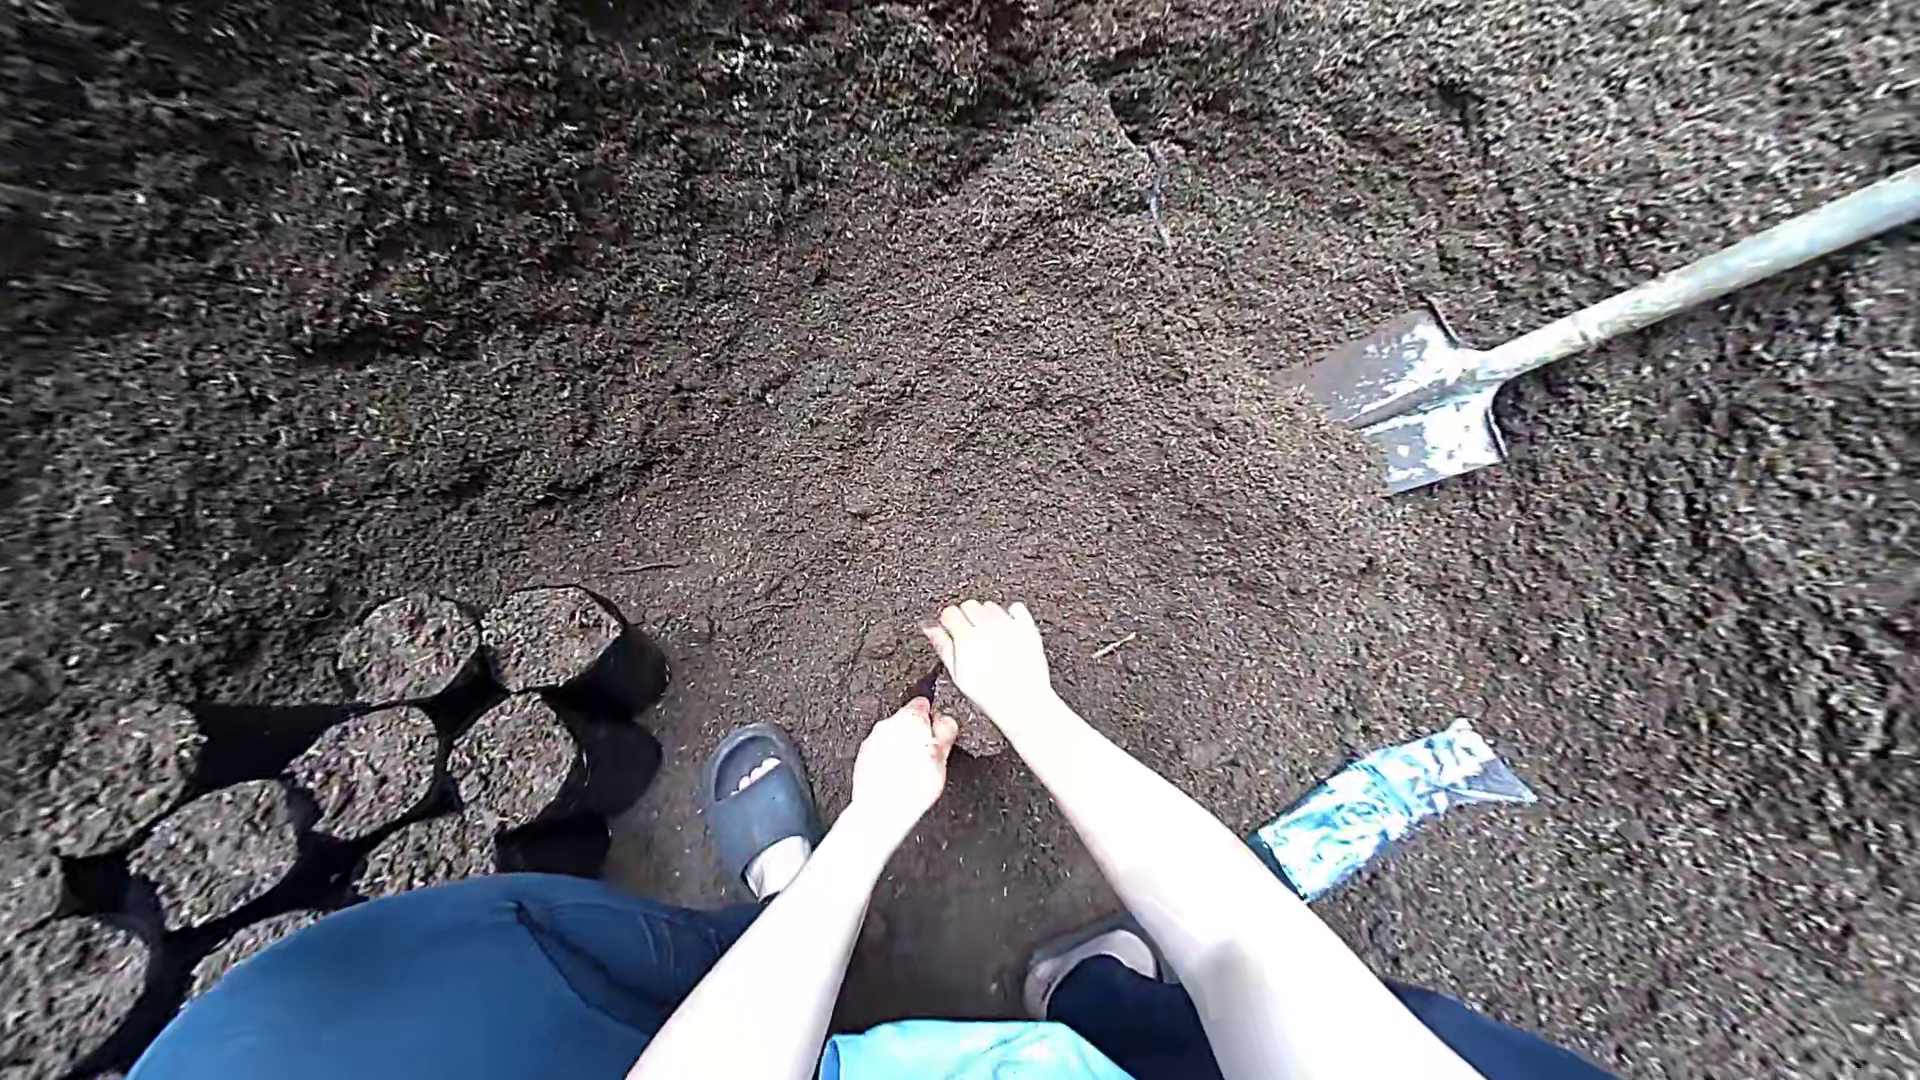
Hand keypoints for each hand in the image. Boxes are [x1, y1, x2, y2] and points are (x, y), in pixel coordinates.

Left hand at [846, 699, 957, 846]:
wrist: (883, 810)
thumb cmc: (914, 785)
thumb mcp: (942, 757)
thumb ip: (946, 731)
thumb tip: (946, 721)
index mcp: (910, 718)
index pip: (923, 704)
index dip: (931, 718)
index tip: (935, 730)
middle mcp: (888, 724)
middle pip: (906, 721)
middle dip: (915, 734)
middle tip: (925, 757)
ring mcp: (873, 740)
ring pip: (891, 737)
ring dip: (900, 747)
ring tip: (909, 771)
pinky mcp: (863, 756)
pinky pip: (879, 752)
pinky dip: (886, 760)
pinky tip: (895, 776)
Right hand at [921, 600, 1056, 726]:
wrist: (1024, 703)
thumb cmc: (990, 695)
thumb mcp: (958, 675)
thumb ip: (943, 646)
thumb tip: (930, 628)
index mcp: (968, 638)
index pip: (950, 612)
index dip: (948, 621)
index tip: (951, 629)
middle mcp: (988, 628)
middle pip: (969, 604)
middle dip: (965, 616)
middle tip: (968, 635)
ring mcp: (1009, 626)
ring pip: (990, 606)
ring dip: (986, 616)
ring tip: (988, 637)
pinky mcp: (1027, 628)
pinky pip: (1016, 608)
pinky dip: (1010, 614)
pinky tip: (1006, 629)